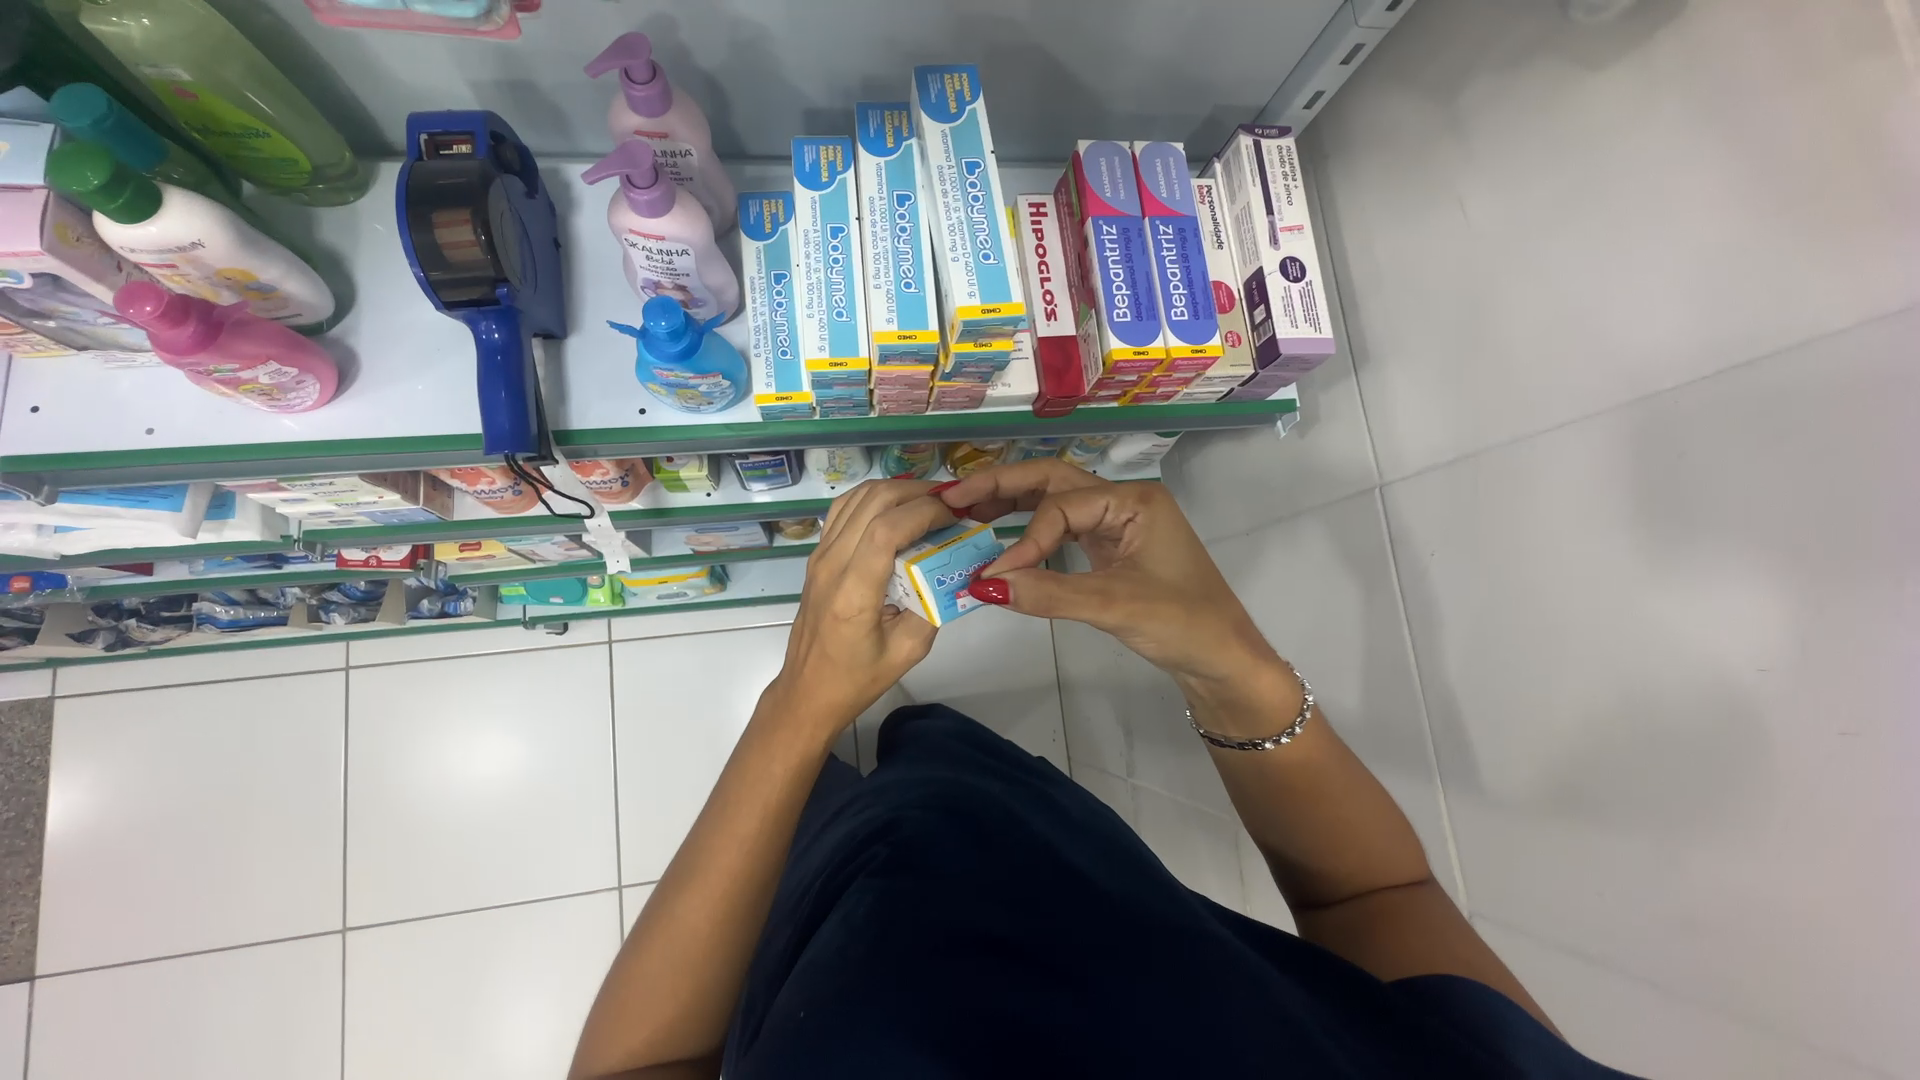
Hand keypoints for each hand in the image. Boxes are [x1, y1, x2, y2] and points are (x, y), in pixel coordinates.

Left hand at [762, 478, 960, 739]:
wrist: (807, 691)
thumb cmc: (857, 678)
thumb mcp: (908, 651)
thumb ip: (934, 606)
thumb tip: (958, 568)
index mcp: (853, 593)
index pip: (886, 529)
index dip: (925, 511)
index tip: (955, 515)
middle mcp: (831, 565)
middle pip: (873, 501)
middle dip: (916, 492)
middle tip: (950, 502)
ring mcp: (820, 556)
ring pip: (857, 497)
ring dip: (896, 490)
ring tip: (929, 501)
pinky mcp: (818, 555)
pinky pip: (844, 509)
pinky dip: (875, 498)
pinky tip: (898, 509)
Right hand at [939, 459, 1277, 685]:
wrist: (1223, 659)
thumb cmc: (1182, 624)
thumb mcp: (1113, 606)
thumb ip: (1048, 593)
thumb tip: (982, 586)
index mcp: (1132, 500)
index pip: (1060, 506)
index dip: (1023, 539)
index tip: (992, 574)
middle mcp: (1123, 501)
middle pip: (1052, 480)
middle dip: (1002, 486)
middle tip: (952, 497)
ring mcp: (1117, 523)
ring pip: (1055, 501)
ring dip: (1012, 503)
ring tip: (965, 510)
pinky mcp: (1111, 548)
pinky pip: (1063, 528)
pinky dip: (1030, 530)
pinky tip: (1001, 537)